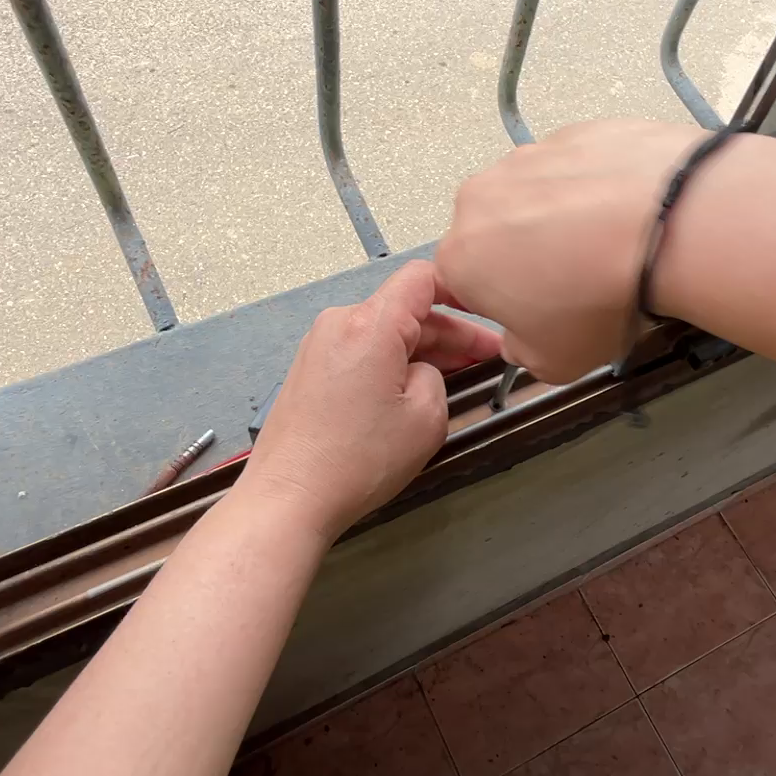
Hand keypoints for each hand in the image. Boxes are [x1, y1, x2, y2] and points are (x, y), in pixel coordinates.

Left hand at [240, 260, 502, 535]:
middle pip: (404, 308)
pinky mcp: (309, 370)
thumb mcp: (426, 417)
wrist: (289, 497)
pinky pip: (361, 351)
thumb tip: (422, 370)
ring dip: (421, 349)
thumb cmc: (356, 461)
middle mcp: (339, 323)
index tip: (486, 310)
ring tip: (456, 374)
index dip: (460, 289)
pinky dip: (392, 362)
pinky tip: (413, 388)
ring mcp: (319, 345)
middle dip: (449, 332)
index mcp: (369, 324)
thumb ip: (437, 376)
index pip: (421, 277)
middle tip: (487, 357)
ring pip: (383, 332)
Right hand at [438, 119, 716, 381]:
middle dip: (523, 257)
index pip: (462, 287)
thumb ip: (521, 353)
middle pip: (493, 235)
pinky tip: (623, 214)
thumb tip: (523, 340)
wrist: (666, 225)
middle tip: (572, 281)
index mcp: (460, 259)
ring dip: (556, 220)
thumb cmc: (600, 294)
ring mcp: (526, 158)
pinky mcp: (571, 134)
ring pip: (531, 197)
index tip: (530, 312)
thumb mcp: (553, 362)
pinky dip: (592, 188)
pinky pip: (573, 168)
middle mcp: (479, 200)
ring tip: (604, 246)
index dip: (499, 304)